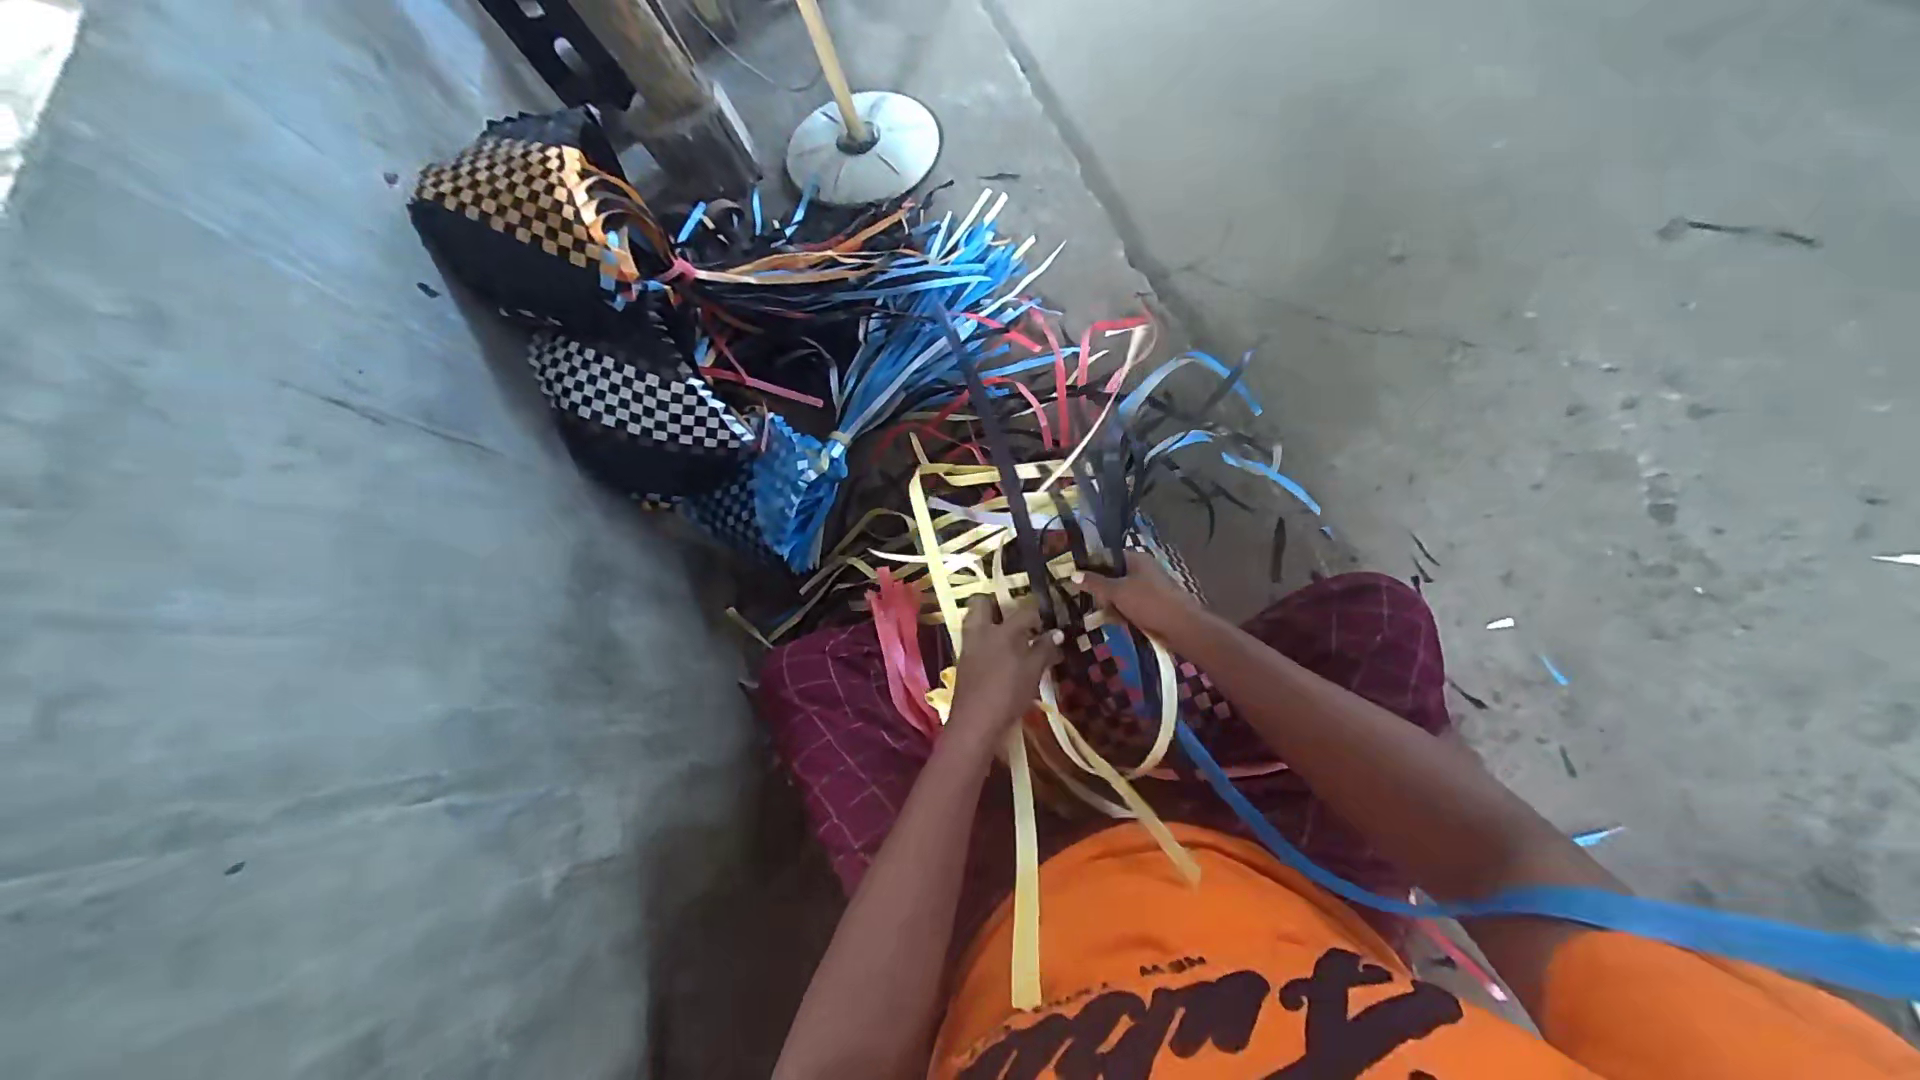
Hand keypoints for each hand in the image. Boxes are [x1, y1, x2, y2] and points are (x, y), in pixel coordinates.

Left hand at [947, 595, 1062, 746]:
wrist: (975, 723)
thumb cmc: (1008, 695)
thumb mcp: (1033, 672)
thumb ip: (1045, 649)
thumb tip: (1056, 633)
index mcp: (1003, 631)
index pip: (1024, 610)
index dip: (1038, 610)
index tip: (1047, 615)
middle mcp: (981, 632)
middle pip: (982, 602)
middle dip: (997, 602)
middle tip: (1015, 615)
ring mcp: (969, 646)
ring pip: (974, 620)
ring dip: (989, 621)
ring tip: (1010, 635)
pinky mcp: (963, 661)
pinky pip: (974, 640)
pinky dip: (986, 640)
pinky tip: (1001, 654)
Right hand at [1074, 550, 1207, 638]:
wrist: (1180, 627)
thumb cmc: (1148, 602)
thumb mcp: (1117, 591)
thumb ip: (1094, 582)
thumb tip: (1072, 574)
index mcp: (1136, 559)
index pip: (1108, 555)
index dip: (1091, 564)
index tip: (1075, 575)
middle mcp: (1142, 570)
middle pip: (1112, 575)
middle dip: (1099, 588)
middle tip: (1085, 598)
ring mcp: (1147, 589)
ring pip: (1119, 593)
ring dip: (1109, 603)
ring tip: (1098, 613)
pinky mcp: (1150, 606)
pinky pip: (1128, 606)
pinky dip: (1120, 612)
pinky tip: (1113, 621)